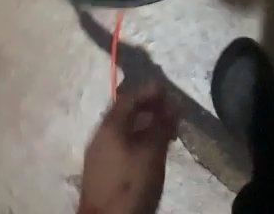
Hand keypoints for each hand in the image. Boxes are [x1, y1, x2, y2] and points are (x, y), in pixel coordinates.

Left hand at [78, 80, 176, 213]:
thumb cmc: (130, 185)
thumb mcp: (152, 154)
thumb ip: (162, 126)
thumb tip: (174, 104)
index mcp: (109, 126)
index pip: (129, 98)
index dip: (149, 91)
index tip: (168, 88)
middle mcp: (101, 136)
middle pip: (125, 113)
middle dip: (149, 107)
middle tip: (170, 109)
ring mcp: (99, 155)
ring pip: (124, 130)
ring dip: (145, 125)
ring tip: (166, 130)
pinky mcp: (103, 172)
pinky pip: (122, 145)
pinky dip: (138, 140)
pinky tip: (152, 150)